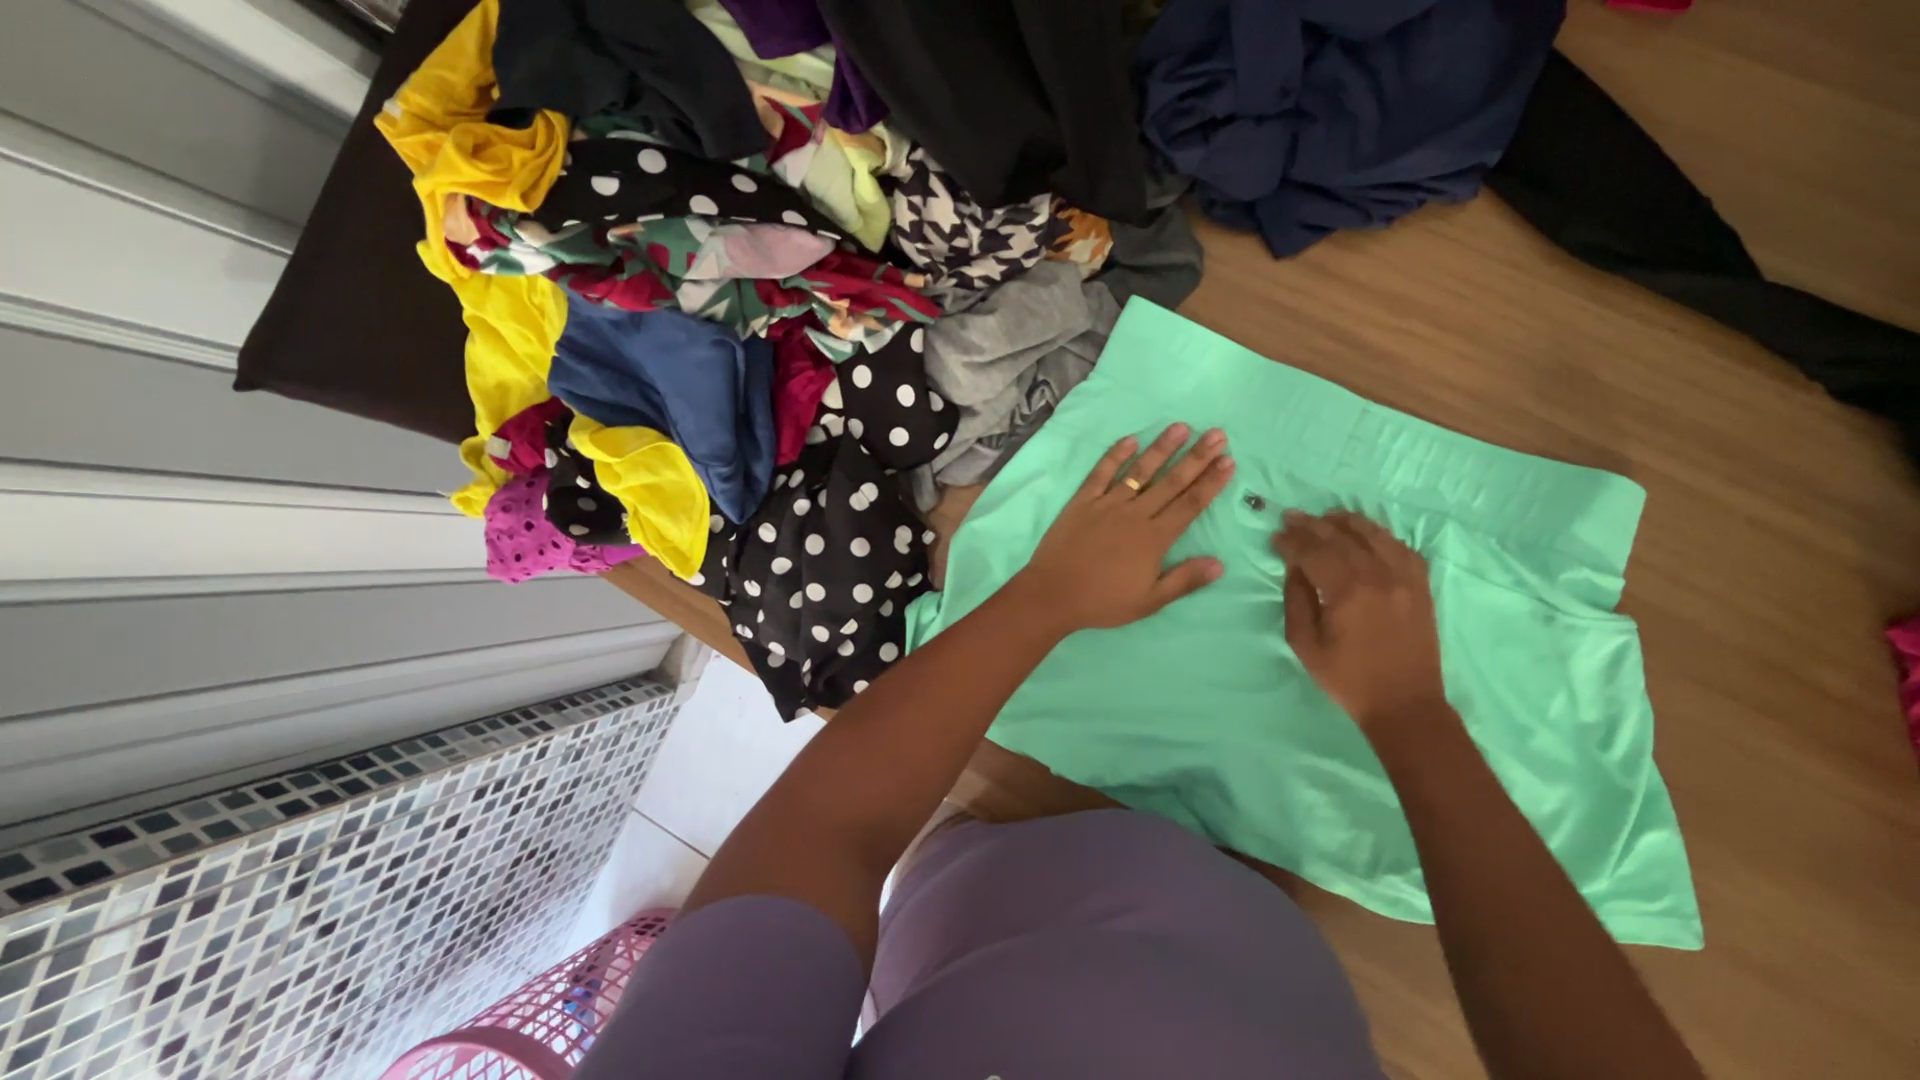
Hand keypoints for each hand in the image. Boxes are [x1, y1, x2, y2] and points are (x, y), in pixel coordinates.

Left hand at [1010, 424, 1234, 632]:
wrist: (1052, 594)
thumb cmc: (1103, 601)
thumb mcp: (1149, 601)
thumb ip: (1185, 580)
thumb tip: (1220, 565)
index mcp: (1154, 538)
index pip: (1190, 505)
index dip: (1210, 483)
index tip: (1228, 461)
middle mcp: (1134, 514)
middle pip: (1171, 481)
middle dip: (1197, 457)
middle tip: (1217, 434)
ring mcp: (1107, 504)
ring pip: (1140, 470)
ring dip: (1162, 448)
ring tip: (1181, 426)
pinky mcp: (1082, 502)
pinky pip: (1101, 473)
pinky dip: (1115, 455)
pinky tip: (1130, 439)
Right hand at [1273, 509, 1448, 731]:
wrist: (1404, 703)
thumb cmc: (1347, 679)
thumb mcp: (1305, 644)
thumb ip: (1297, 601)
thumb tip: (1295, 569)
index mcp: (1346, 591)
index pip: (1313, 552)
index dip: (1292, 541)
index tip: (1276, 537)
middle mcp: (1378, 576)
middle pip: (1341, 537)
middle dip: (1313, 525)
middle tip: (1292, 517)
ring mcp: (1405, 578)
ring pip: (1374, 535)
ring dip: (1348, 522)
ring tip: (1328, 516)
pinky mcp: (1421, 586)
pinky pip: (1402, 548)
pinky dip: (1382, 536)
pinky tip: (1368, 535)